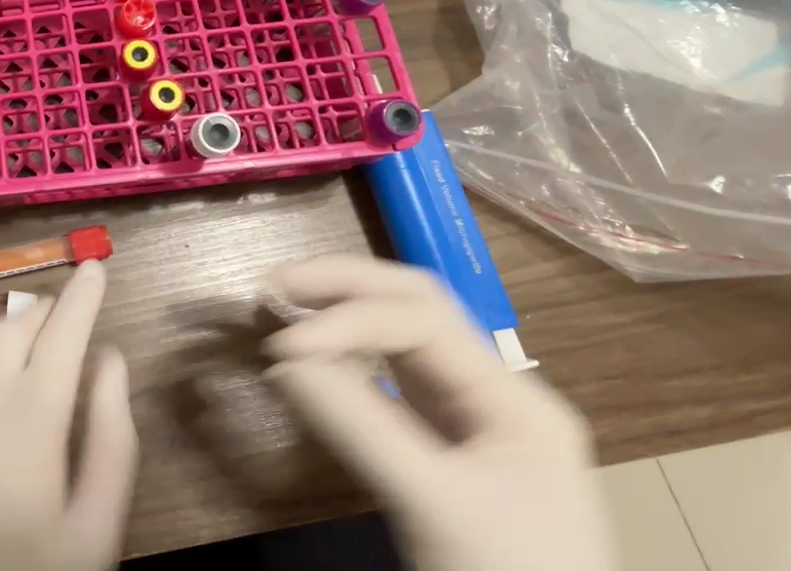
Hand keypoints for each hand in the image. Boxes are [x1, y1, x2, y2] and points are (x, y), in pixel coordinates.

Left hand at [0, 260, 138, 570]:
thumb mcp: (95, 529)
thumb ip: (112, 439)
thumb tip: (112, 362)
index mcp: (31, 424)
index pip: (62, 336)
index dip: (82, 296)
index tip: (95, 265)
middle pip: (10, 327)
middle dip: (42, 310)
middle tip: (63, 316)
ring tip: (19, 362)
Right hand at [263, 254, 614, 570]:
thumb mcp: (432, 505)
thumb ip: (358, 425)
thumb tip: (281, 362)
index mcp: (515, 399)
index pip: (422, 322)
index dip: (346, 321)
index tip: (281, 344)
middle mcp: (496, 390)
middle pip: (417, 307)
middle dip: (345, 286)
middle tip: (275, 284)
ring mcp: (473, 415)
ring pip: (404, 335)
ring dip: (345, 312)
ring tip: (285, 307)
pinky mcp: (446, 441)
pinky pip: (394, 377)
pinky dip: (350, 356)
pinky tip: (316, 355)